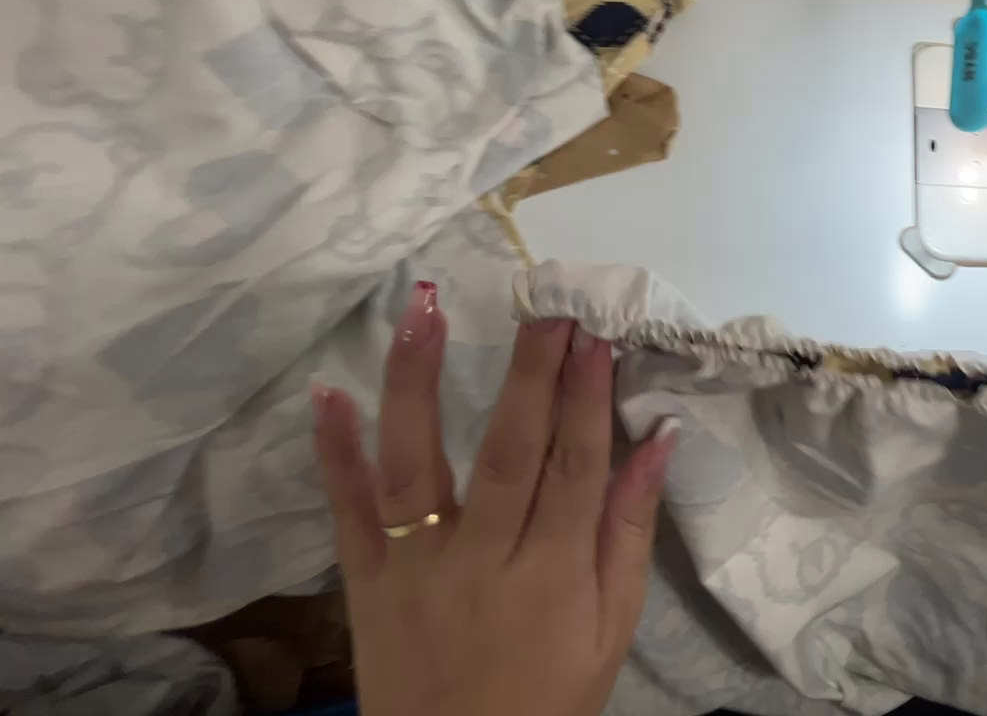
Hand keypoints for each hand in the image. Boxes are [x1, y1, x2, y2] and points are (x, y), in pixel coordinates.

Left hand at [310, 281, 677, 715]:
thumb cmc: (553, 690)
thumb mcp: (615, 620)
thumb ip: (632, 526)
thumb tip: (659, 439)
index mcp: (552, 573)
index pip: (576, 466)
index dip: (588, 397)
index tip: (597, 335)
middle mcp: (480, 561)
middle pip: (508, 452)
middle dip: (529, 374)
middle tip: (543, 309)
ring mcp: (413, 567)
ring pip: (415, 465)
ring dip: (419, 384)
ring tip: (425, 313)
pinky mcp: (366, 581)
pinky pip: (347, 511)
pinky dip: (335, 452)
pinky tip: (326, 394)